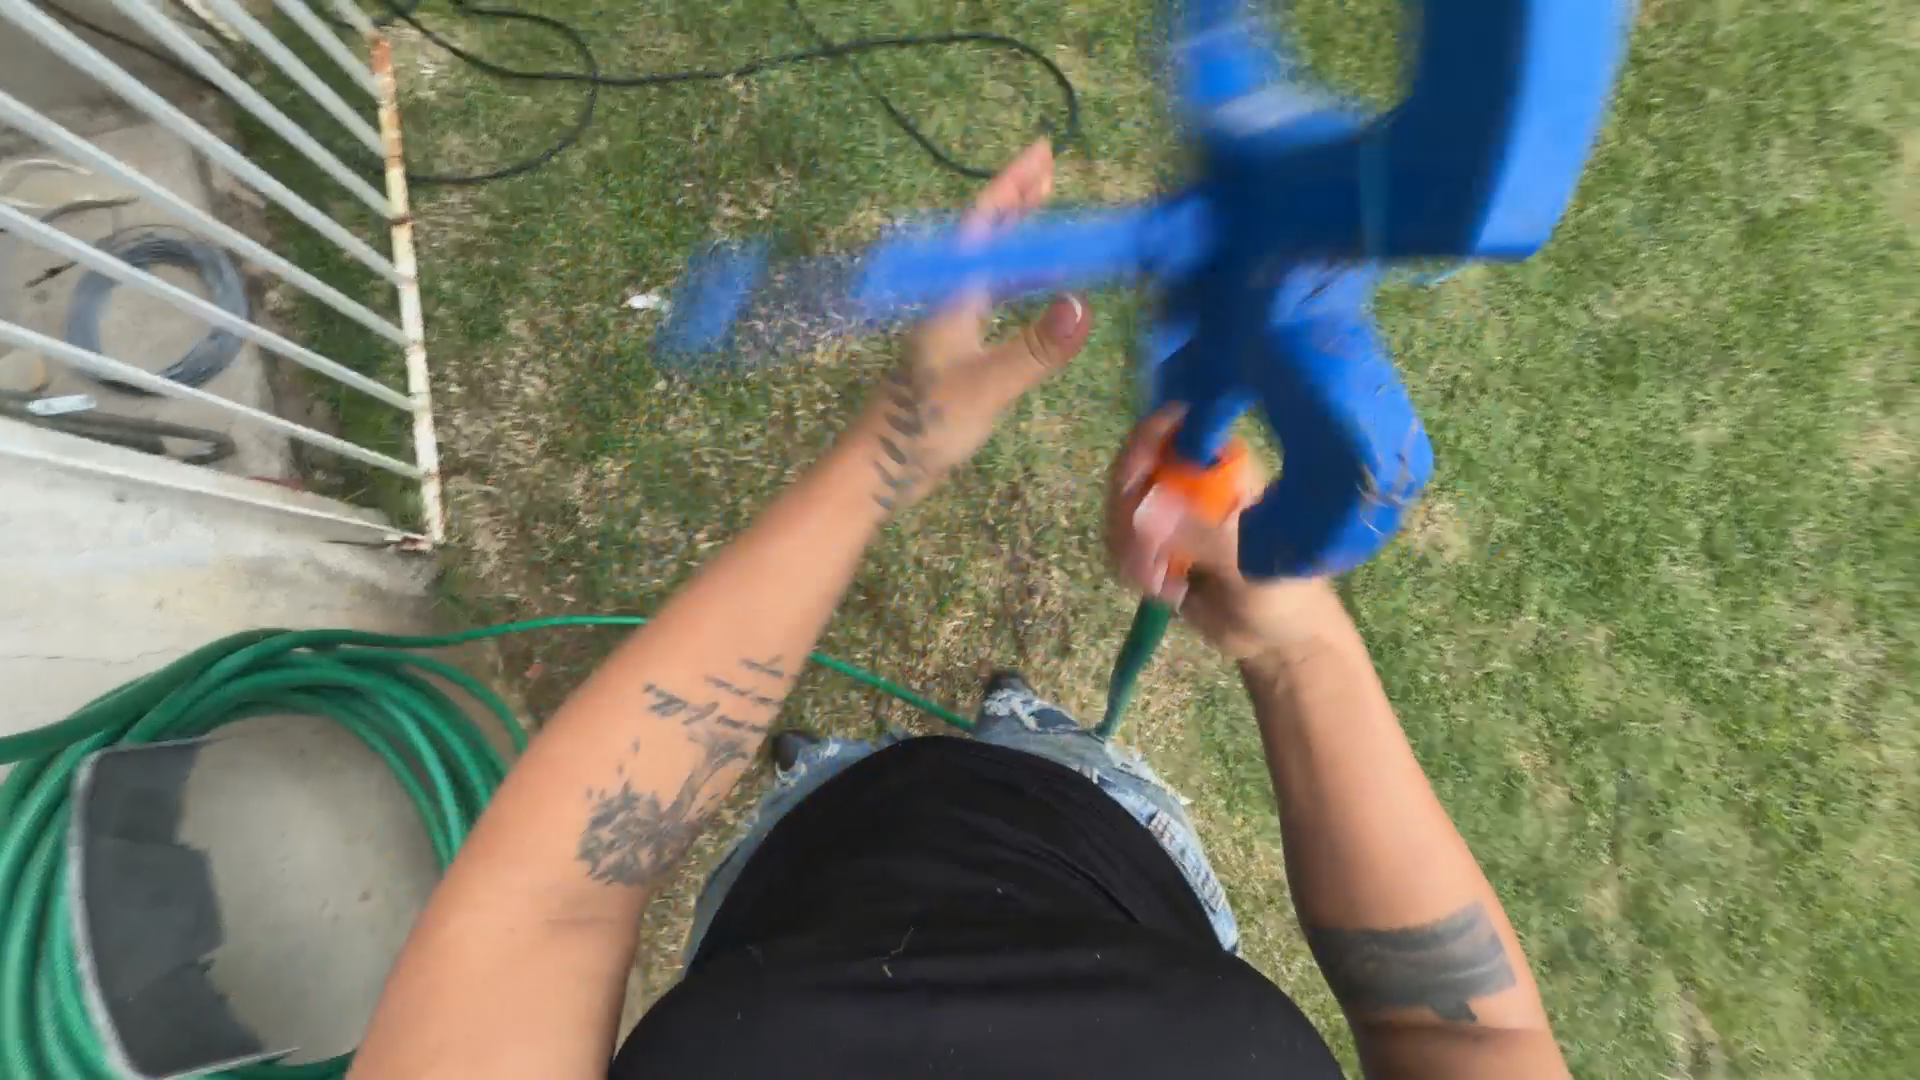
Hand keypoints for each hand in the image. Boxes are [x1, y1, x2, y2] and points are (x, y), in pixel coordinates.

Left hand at [847, 140, 1091, 513]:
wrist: (884, 467)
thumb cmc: (925, 424)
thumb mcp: (987, 386)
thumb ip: (1034, 349)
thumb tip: (1083, 306)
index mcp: (952, 299)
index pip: (984, 227)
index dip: (1012, 187)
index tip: (1043, 152)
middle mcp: (948, 305)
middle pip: (984, 241)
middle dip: (1016, 204)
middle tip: (1049, 174)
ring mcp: (949, 331)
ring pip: (986, 272)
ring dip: (1016, 242)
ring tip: (1044, 220)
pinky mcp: (954, 357)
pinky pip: (989, 303)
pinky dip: (1013, 285)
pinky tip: (1024, 293)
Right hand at [1106, 405, 1345, 658]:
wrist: (1269, 637)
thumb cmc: (1280, 591)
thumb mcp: (1249, 563)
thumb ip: (1200, 534)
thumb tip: (1145, 511)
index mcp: (1224, 466)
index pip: (1174, 429)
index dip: (1143, 445)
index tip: (1133, 484)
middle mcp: (1190, 479)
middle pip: (1130, 471)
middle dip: (1129, 517)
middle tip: (1147, 556)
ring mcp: (1166, 511)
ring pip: (1118, 510)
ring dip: (1130, 550)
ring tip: (1162, 581)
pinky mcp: (1150, 543)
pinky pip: (1117, 542)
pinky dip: (1130, 567)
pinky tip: (1161, 588)